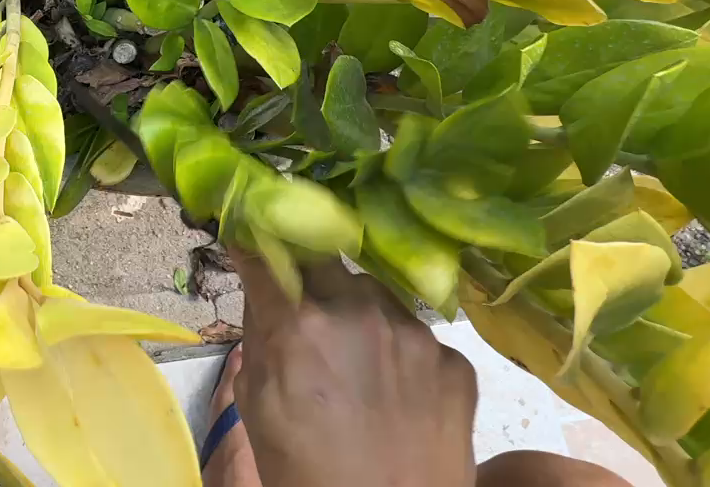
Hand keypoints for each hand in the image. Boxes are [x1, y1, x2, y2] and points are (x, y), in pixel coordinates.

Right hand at [230, 248, 478, 486]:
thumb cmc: (303, 471)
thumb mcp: (255, 401)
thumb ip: (258, 328)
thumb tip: (259, 277)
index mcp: (297, 323)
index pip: (266, 252)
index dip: (256, 246)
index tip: (253, 245)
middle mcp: (357, 313)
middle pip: (324, 259)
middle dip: (310, 274)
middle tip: (310, 309)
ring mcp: (414, 335)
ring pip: (374, 293)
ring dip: (359, 311)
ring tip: (361, 360)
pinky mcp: (457, 363)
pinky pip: (417, 334)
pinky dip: (401, 350)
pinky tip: (398, 391)